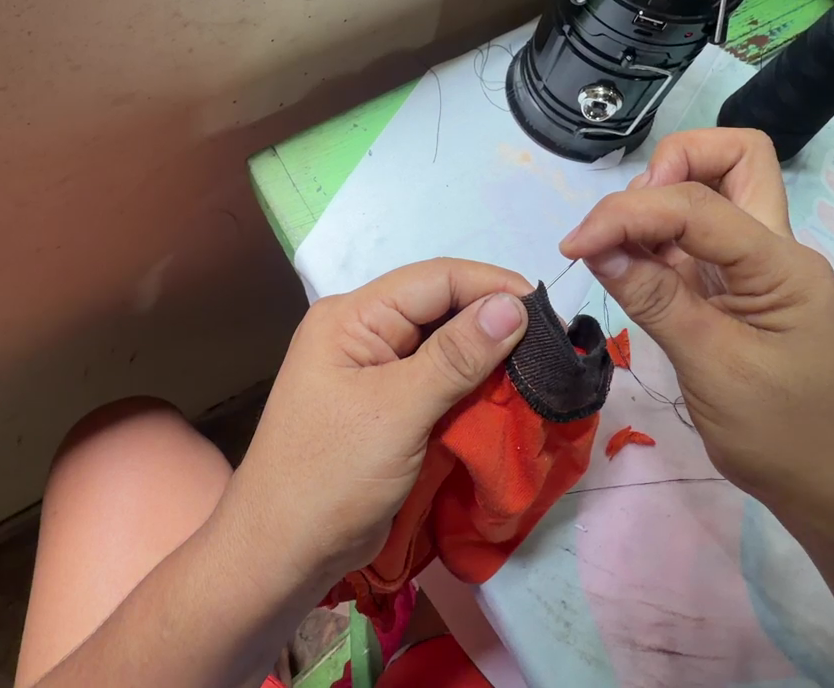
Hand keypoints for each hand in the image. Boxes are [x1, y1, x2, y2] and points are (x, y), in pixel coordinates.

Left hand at [215, 258, 531, 593]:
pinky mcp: (384, 402)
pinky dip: (470, 383)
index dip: (491, 286)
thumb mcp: (398, 411)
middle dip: (493, 318)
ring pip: (442, 343)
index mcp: (352, 316)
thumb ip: (456, 356)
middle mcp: (362, 331)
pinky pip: (435, 377)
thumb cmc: (331, 475)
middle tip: (552, 341)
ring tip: (538, 364)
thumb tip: (514, 305)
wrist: (282, 553)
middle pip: (439, 306)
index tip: (549, 310)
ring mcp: (372, 367)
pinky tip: (504, 392)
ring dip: (486, 354)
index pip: (434, 280)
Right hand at [558, 129, 833, 529]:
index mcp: (781, 263)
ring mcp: (757, 266)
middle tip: (625, 220)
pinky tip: (630, 267)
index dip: (626, 212)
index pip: (695, 204)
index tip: (574, 247)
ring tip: (617, 250)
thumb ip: (654, 298)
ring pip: (715, 190)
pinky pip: (697, 240)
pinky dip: (658, 239)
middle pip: (735, 157)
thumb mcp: (711, 367)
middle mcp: (775, 247)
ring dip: (659, 201)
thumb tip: (595, 246)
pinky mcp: (738, 288)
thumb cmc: (785, 437)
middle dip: (672, 163)